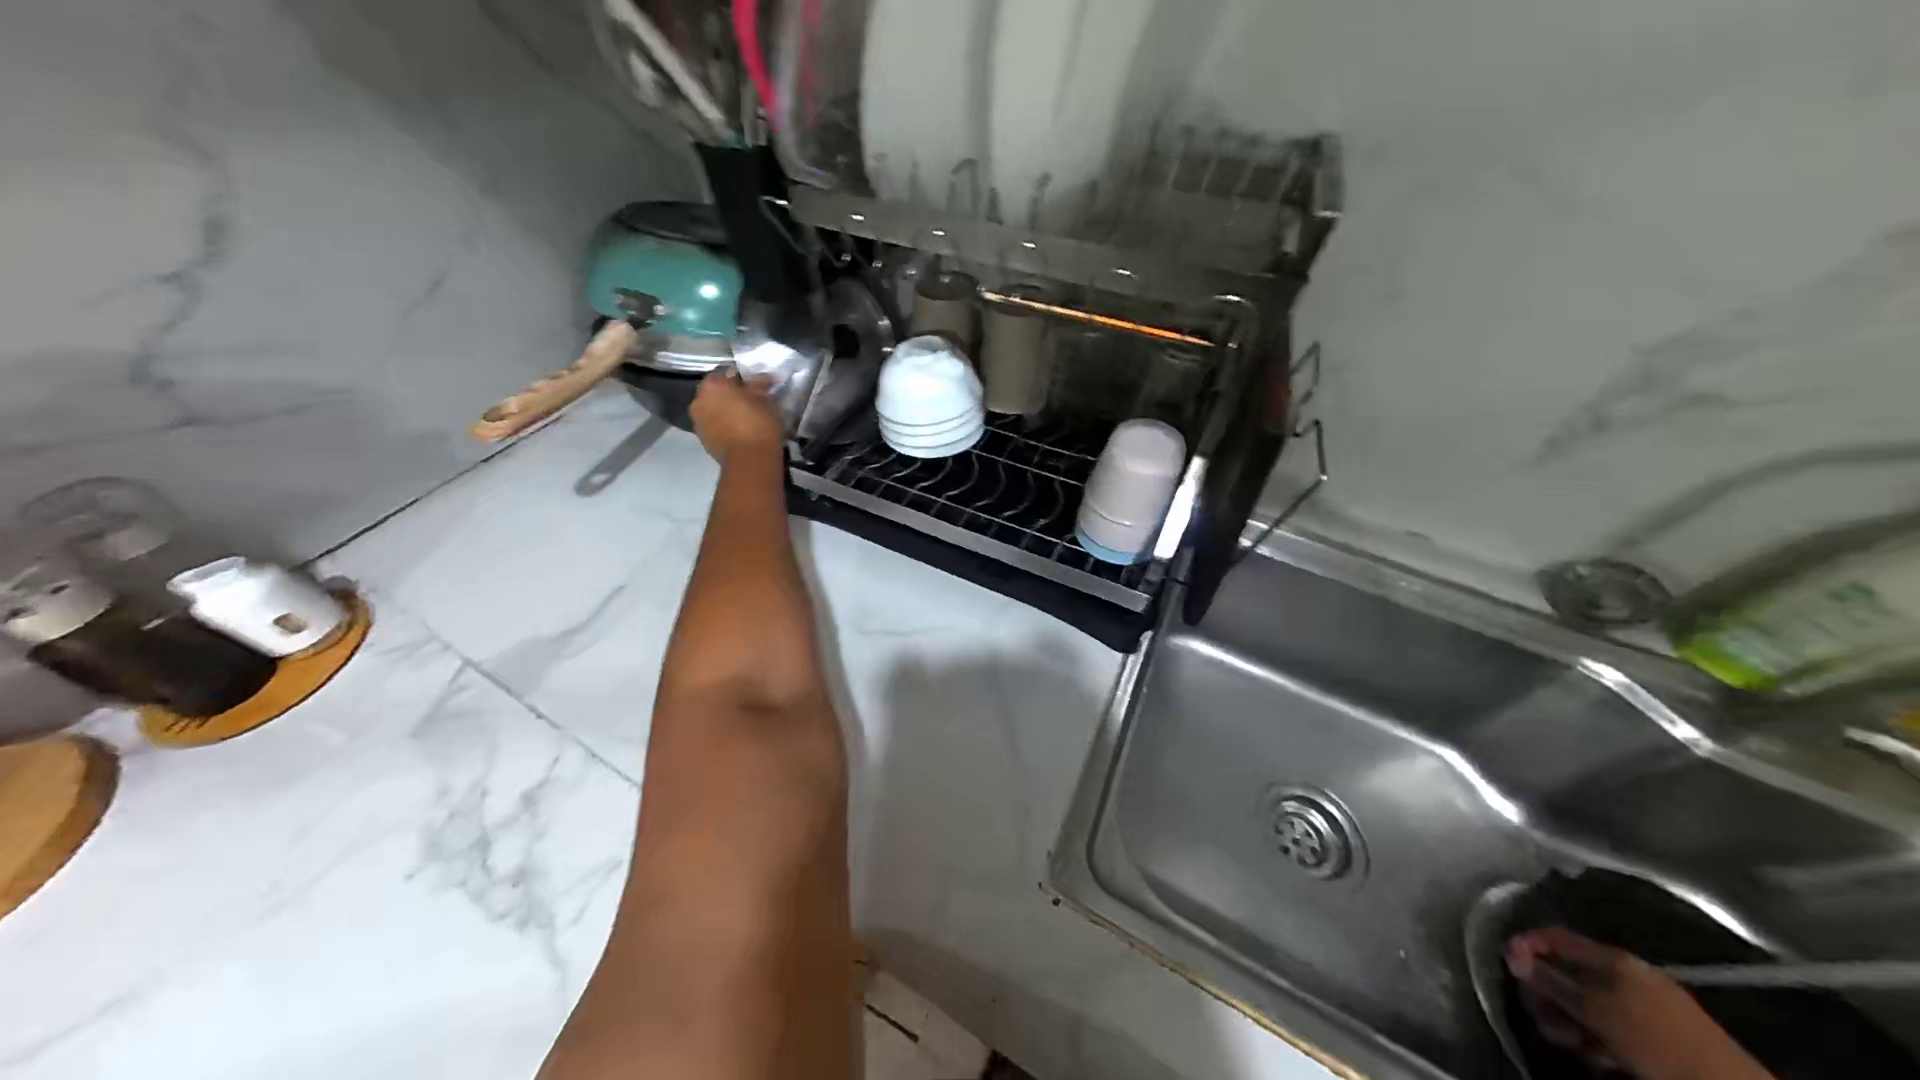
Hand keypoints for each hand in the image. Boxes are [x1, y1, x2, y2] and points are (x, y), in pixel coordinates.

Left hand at [690, 370, 782, 464]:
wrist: (749, 459)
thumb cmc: (758, 422)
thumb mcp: (764, 399)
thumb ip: (760, 384)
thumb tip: (763, 377)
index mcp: (712, 385)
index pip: (726, 374)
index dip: (740, 378)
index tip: (753, 385)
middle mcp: (699, 400)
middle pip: (715, 392)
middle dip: (728, 395)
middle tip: (747, 401)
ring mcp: (698, 422)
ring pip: (712, 410)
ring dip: (724, 411)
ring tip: (742, 418)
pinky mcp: (703, 440)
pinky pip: (713, 426)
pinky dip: (722, 426)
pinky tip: (737, 431)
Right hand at [1506, 929, 1774, 1079]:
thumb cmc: (1657, 1042)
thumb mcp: (1596, 1012)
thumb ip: (1551, 981)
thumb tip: (1509, 952)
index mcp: (1613, 960)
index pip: (1557, 937)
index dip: (1528, 943)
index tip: (1507, 962)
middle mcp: (1622, 976)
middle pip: (1565, 974)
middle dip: (1548, 997)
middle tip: (1545, 1021)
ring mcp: (1636, 1006)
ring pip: (1581, 1005)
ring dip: (1568, 1024)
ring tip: (1575, 1047)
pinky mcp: (1646, 1035)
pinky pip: (1603, 1028)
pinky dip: (1593, 1041)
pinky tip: (1599, 1059)